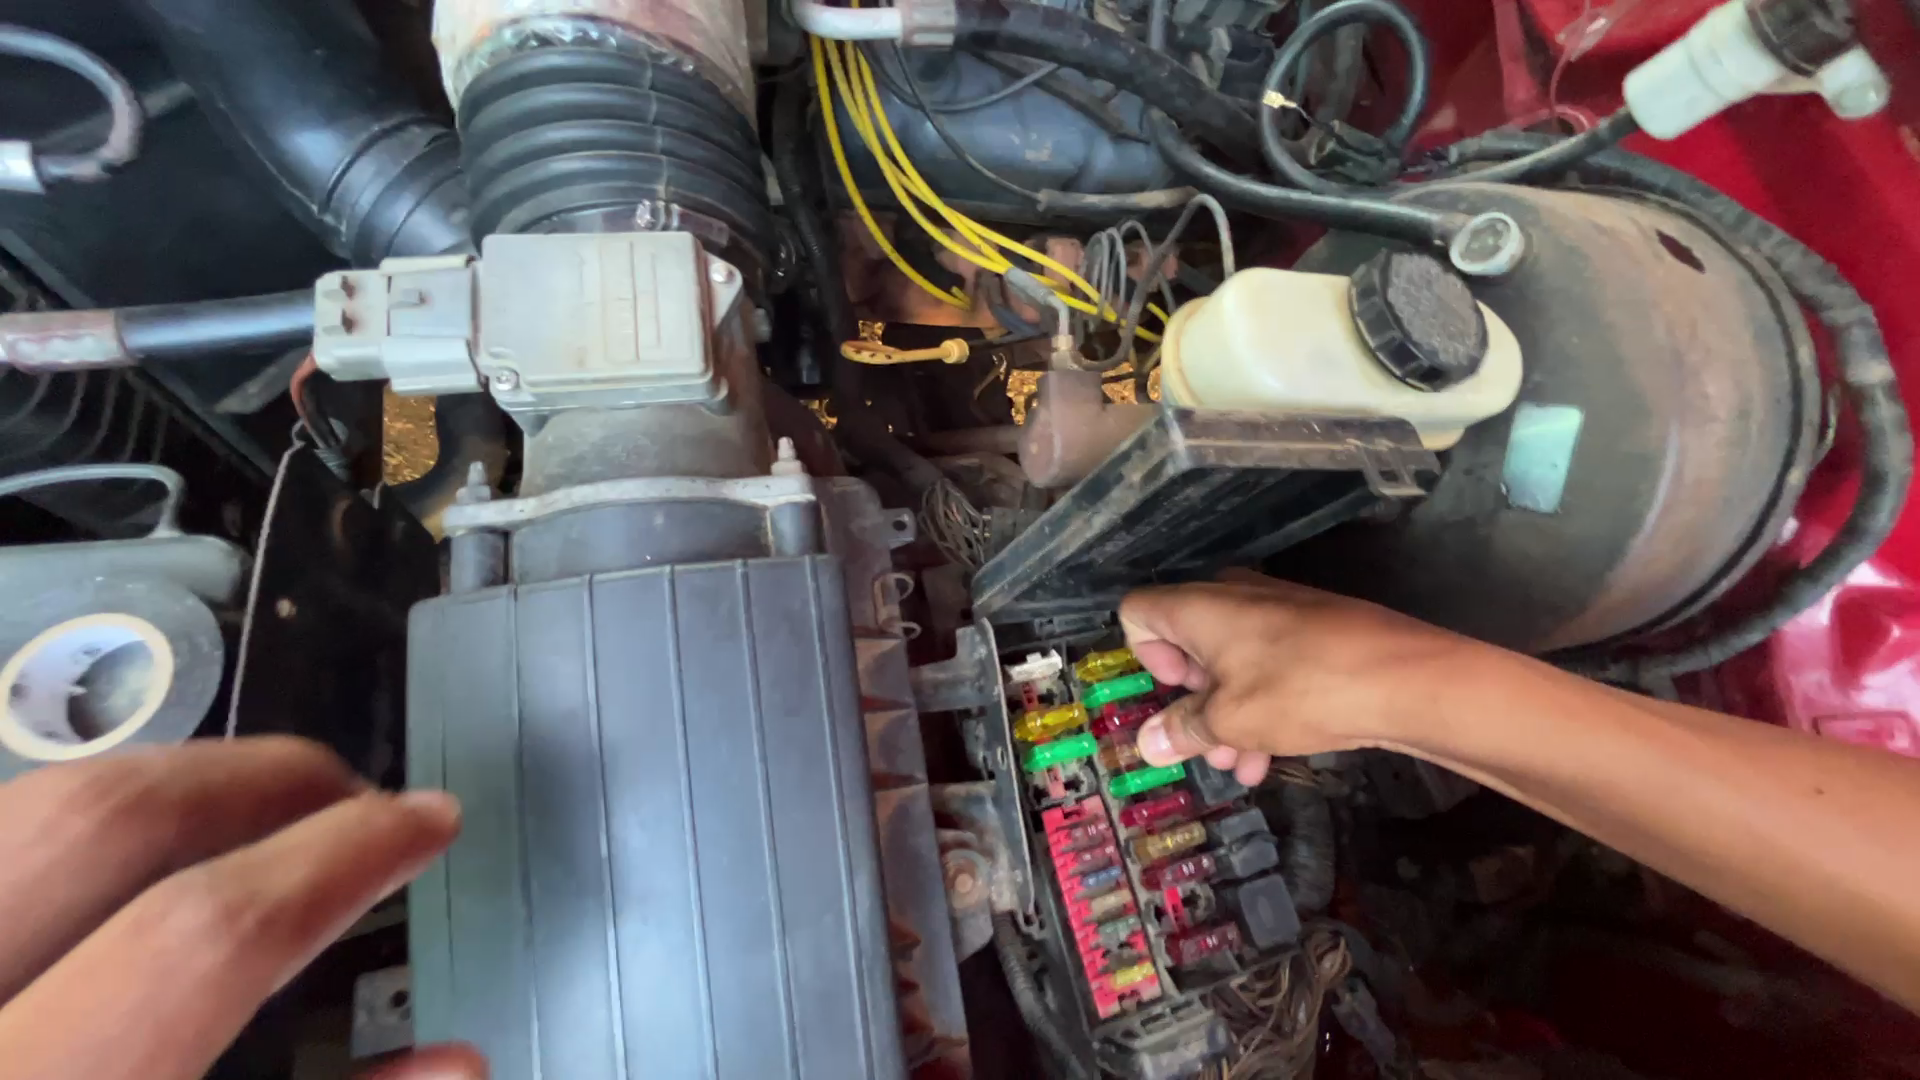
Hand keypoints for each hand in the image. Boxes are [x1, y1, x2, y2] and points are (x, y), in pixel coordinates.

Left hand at [0, 736, 480, 1079]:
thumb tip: (457, 1064)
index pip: (202, 937)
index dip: (348, 852)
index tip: (425, 822)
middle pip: (96, 824)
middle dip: (267, 777)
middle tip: (350, 794)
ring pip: (16, 813)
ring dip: (171, 791)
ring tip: (251, 817)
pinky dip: (64, 842)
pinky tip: (110, 877)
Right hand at [1122, 572, 1477, 784]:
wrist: (1406, 677)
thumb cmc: (1298, 690)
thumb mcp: (1230, 721)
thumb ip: (1182, 730)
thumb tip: (1147, 745)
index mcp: (1196, 607)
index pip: (1135, 612)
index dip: (1143, 657)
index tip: (1175, 693)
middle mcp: (1228, 596)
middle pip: (1184, 641)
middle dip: (1191, 700)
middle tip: (1208, 743)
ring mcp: (1272, 607)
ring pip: (1228, 659)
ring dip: (1225, 712)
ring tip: (1242, 764)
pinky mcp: (1309, 625)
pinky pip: (1263, 659)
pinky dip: (1258, 699)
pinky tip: (1273, 751)